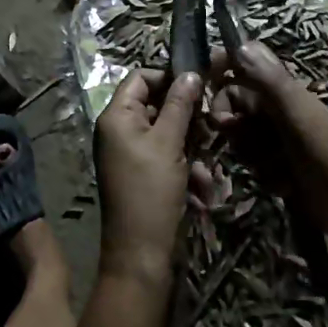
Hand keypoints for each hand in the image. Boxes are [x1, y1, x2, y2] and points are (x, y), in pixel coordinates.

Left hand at [95, 67, 200, 283]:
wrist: (141, 254)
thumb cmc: (151, 191)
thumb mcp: (169, 143)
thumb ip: (180, 105)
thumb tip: (189, 72)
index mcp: (116, 116)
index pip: (140, 77)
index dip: (169, 77)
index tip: (200, 86)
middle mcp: (119, 130)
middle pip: (157, 105)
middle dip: (187, 118)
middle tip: (211, 128)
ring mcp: (131, 153)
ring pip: (169, 134)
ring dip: (192, 148)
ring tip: (206, 169)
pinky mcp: (144, 175)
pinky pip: (168, 159)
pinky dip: (187, 169)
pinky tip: (202, 189)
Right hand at [207, 42, 327, 243]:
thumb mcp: (298, 114)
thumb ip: (269, 79)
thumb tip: (240, 44)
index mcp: (283, 91)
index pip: (242, 65)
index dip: (221, 70)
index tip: (203, 83)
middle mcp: (277, 110)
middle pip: (233, 103)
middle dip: (230, 120)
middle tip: (229, 131)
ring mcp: (278, 139)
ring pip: (241, 135)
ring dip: (249, 152)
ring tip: (272, 167)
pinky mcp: (279, 166)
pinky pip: (252, 161)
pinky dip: (263, 173)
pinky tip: (282, 185)